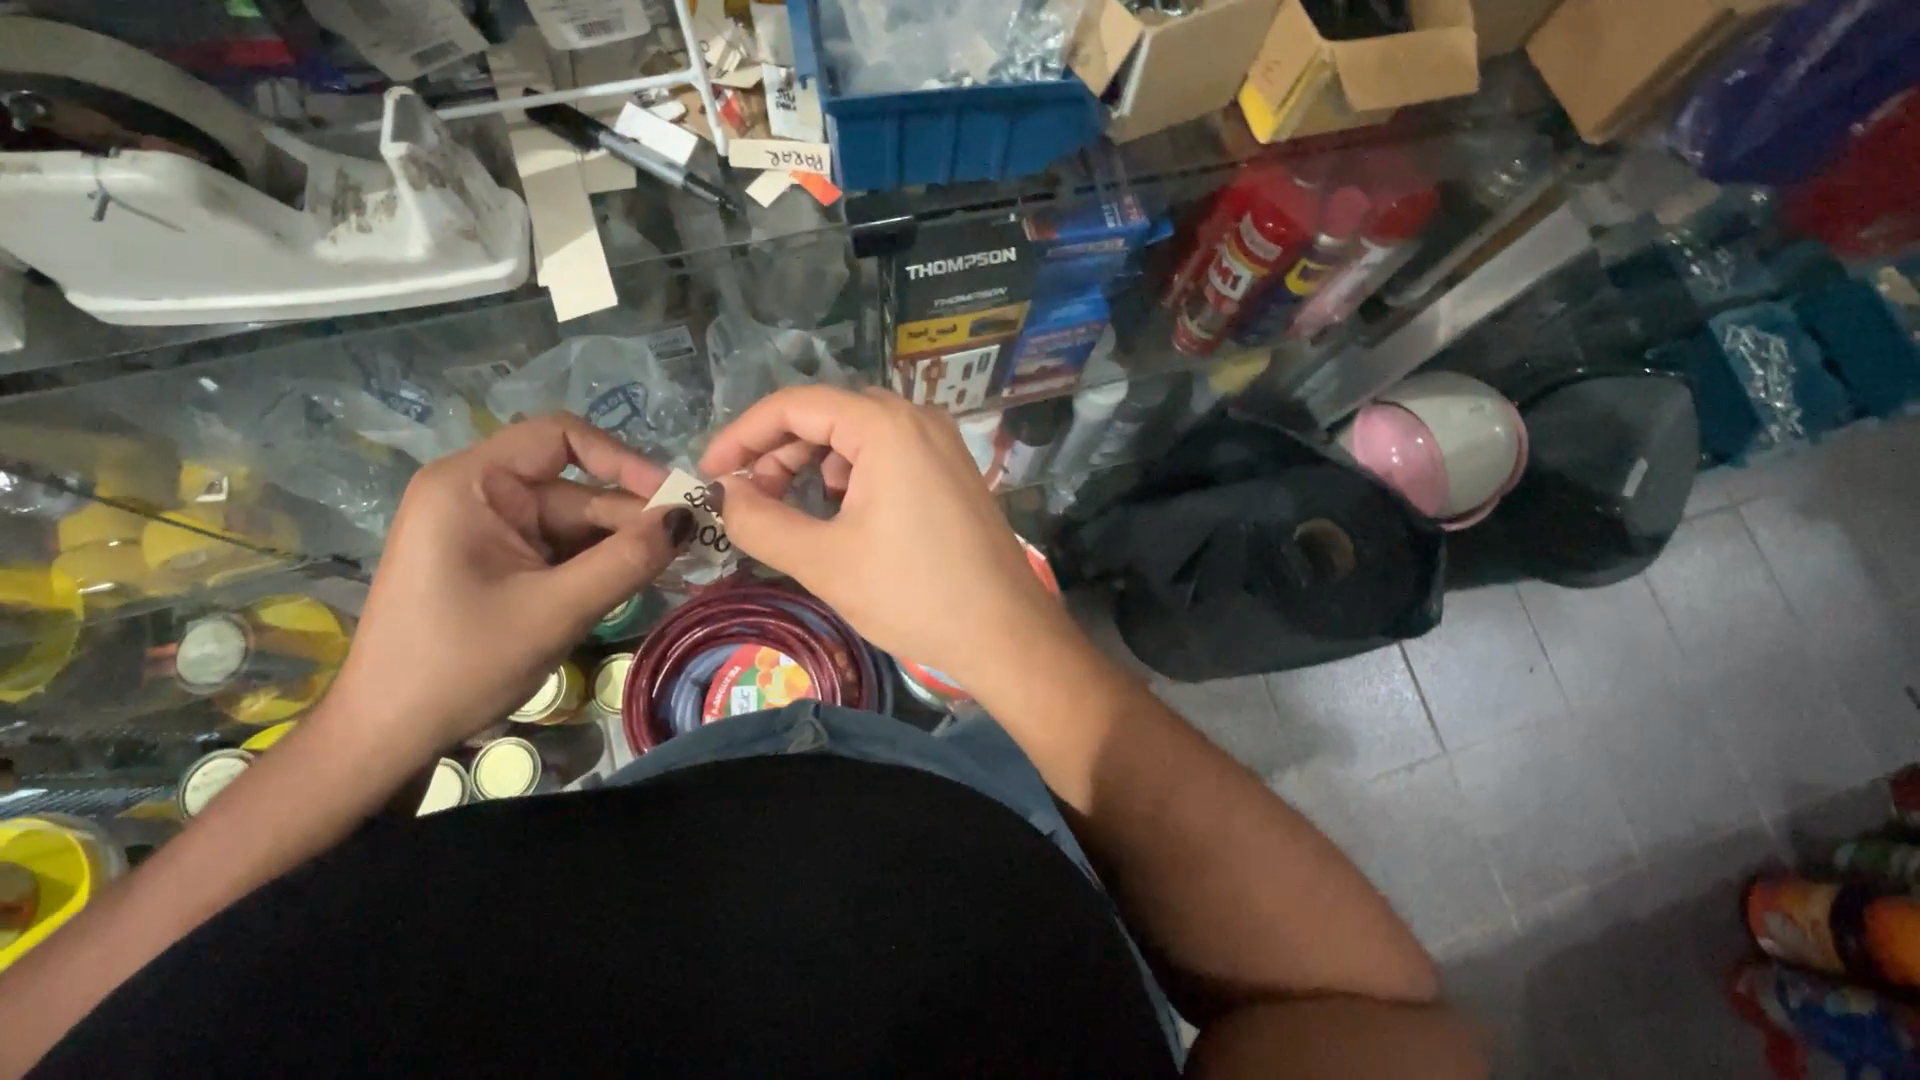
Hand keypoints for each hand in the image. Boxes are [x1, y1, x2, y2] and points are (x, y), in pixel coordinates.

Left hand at [328, 414, 695, 753]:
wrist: (388, 734)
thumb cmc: (461, 664)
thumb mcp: (556, 610)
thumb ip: (627, 560)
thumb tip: (689, 517)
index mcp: (472, 485)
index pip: (560, 437)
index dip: (623, 460)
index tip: (673, 499)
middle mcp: (478, 495)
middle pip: (575, 488)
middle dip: (631, 518)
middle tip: (690, 550)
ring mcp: (486, 531)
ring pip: (574, 523)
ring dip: (618, 547)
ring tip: (668, 572)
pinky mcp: (496, 563)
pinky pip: (559, 550)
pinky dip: (596, 566)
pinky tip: (631, 585)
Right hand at [698, 386, 1072, 688]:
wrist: (1005, 634)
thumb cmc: (912, 595)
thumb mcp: (822, 561)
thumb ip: (759, 521)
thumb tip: (725, 494)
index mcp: (886, 426)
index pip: (794, 405)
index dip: (743, 435)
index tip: (710, 473)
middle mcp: (918, 419)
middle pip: (828, 416)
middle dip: (780, 452)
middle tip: (750, 500)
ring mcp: (942, 444)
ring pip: (859, 436)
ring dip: (815, 465)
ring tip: (794, 512)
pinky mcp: (953, 472)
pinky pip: (889, 456)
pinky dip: (853, 476)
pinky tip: (844, 517)